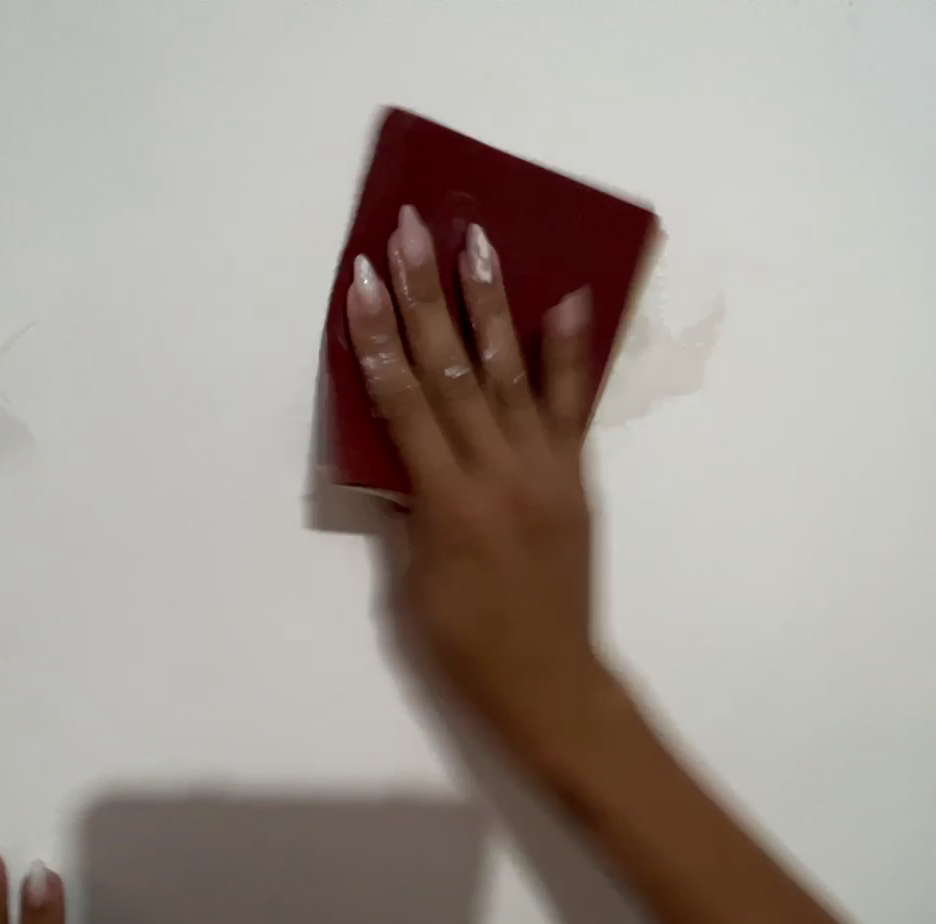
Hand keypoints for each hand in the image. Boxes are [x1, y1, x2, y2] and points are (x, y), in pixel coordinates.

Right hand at [346, 207, 613, 754]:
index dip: (376, 337)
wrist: (551, 680)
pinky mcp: (577, 478)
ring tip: (477, 241)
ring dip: (490, 303)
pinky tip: (566, 300)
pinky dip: (567, 353)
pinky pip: (571, 408)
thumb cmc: (465, 646)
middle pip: (453, 370)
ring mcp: (545, 470)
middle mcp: (498, 472)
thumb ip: (406, 509)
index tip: (358, 278)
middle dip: (425, 295)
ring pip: (510, 374)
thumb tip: (400, 454)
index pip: (402, 401)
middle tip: (410, 230)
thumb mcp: (412, 586)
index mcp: (447, 503)